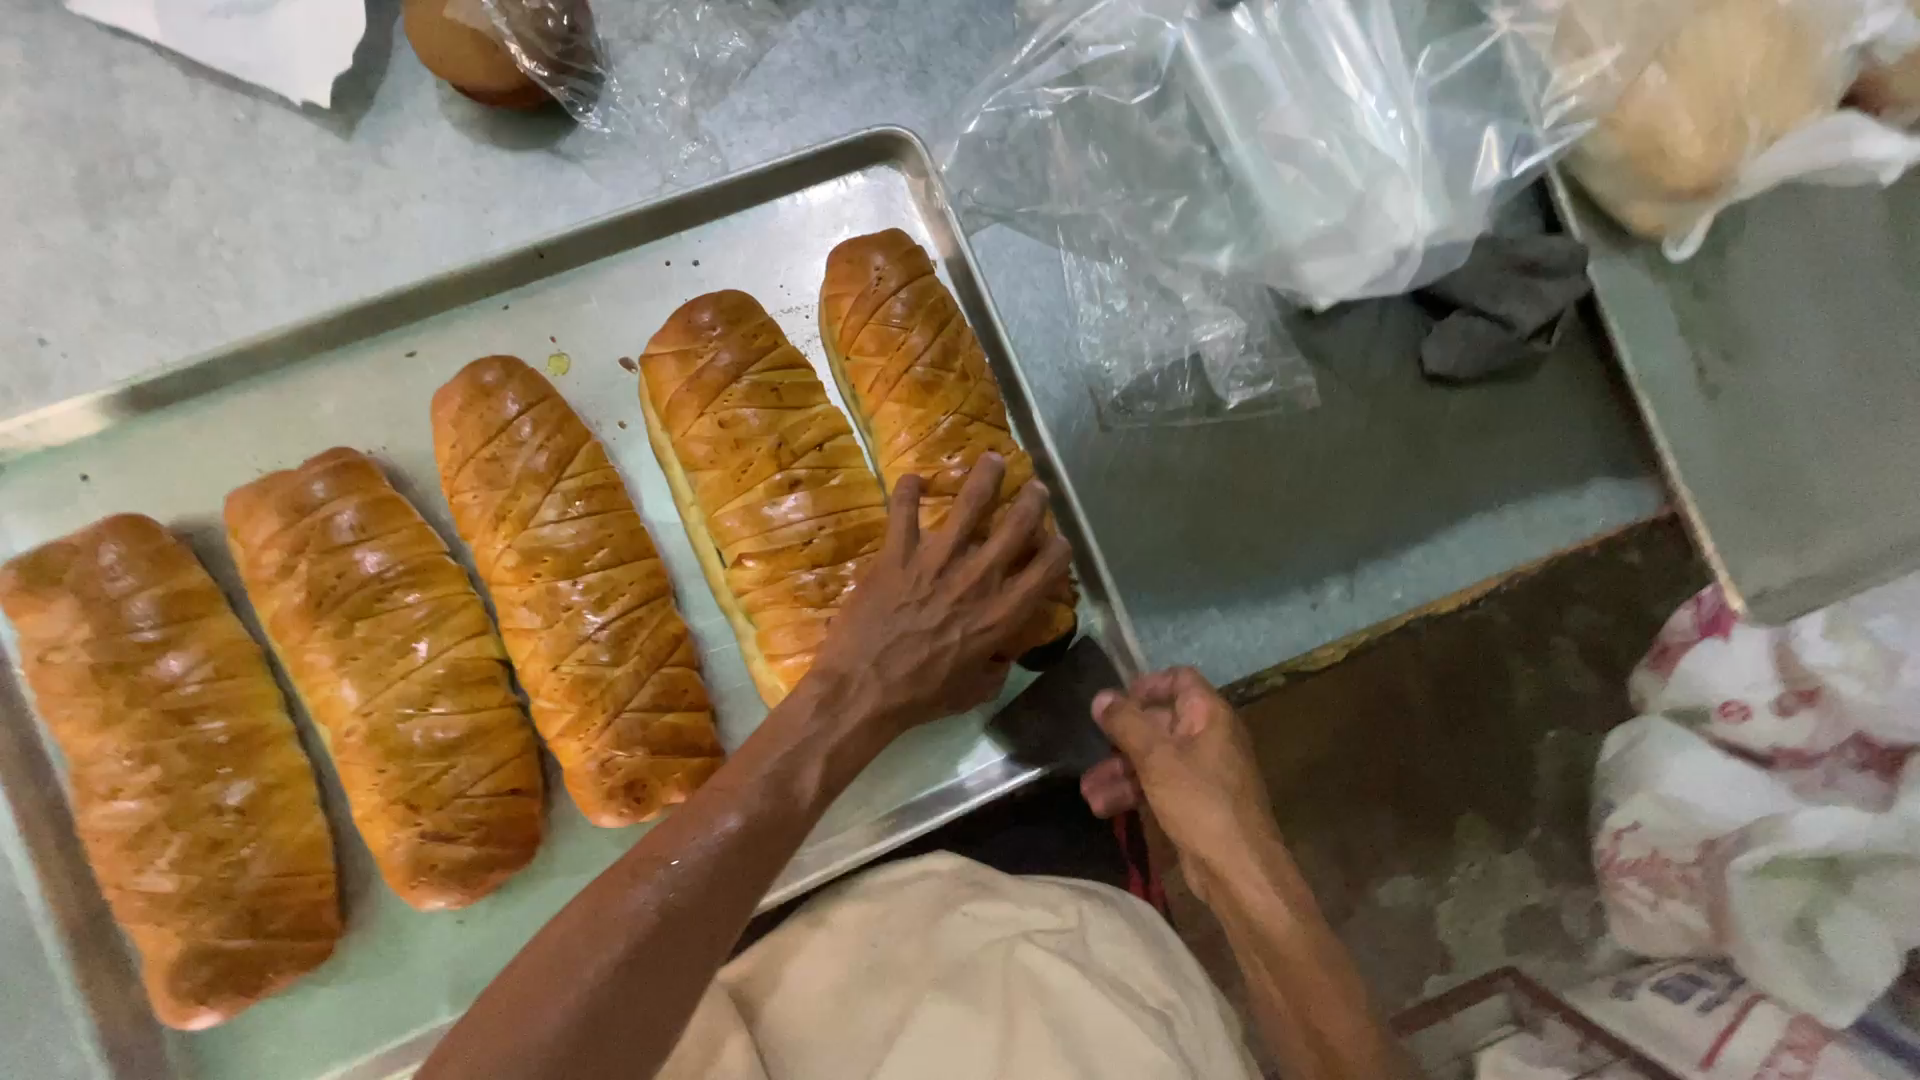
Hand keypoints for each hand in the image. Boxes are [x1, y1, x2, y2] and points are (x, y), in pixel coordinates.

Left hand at [807, 453, 1073, 739]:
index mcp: (1001, 614)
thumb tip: (1002, 654)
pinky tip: (913, 478)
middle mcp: (977, 578)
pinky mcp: (897, 553)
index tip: (1059, 539)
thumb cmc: (922, 696)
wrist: (864, 689)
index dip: (1059, 548)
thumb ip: (997, 667)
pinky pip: (904, 510)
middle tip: (1036, 488)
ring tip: (992, 460)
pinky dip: (908, 490)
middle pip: (1017, 525)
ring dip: (986, 477)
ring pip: (970, 504)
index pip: (1046, 569)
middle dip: (1033, 501)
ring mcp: (936, 560)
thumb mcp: (975, 691)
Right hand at [1080, 667, 1279, 882]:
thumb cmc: (1199, 802)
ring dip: (1120, 772)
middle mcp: (1209, 738)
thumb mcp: (1156, 758)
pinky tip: (1102, 808)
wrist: (1238, 871)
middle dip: (1120, 739)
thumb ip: (1125, 723)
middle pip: (1159, 722)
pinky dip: (1133, 792)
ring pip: (1154, 758)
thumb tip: (1101, 696)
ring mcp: (1203, 772)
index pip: (1180, 679)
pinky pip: (1159, 785)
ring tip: (1088, 792)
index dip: (1147, 684)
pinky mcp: (1195, 802)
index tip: (1116, 701)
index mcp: (1209, 716)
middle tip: (1090, 749)